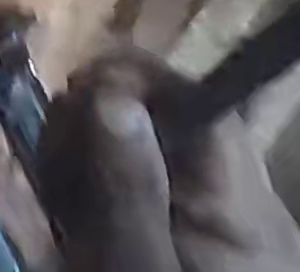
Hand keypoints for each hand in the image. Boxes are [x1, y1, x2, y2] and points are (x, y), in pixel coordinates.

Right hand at [37, 52, 299, 271]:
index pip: (202, 103)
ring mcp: (207, 213)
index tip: (74, 86)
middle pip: (165, 110)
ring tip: (55, 191)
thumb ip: (127, 188)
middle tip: (54, 156)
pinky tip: (66, 206)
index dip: (137, 76)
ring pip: (139, 133)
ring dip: (83, 143)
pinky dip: (88, 171)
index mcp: (245, 212)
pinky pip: (128, 167)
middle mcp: (236, 200)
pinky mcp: (176, 223)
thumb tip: (110, 94)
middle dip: (97, 115)